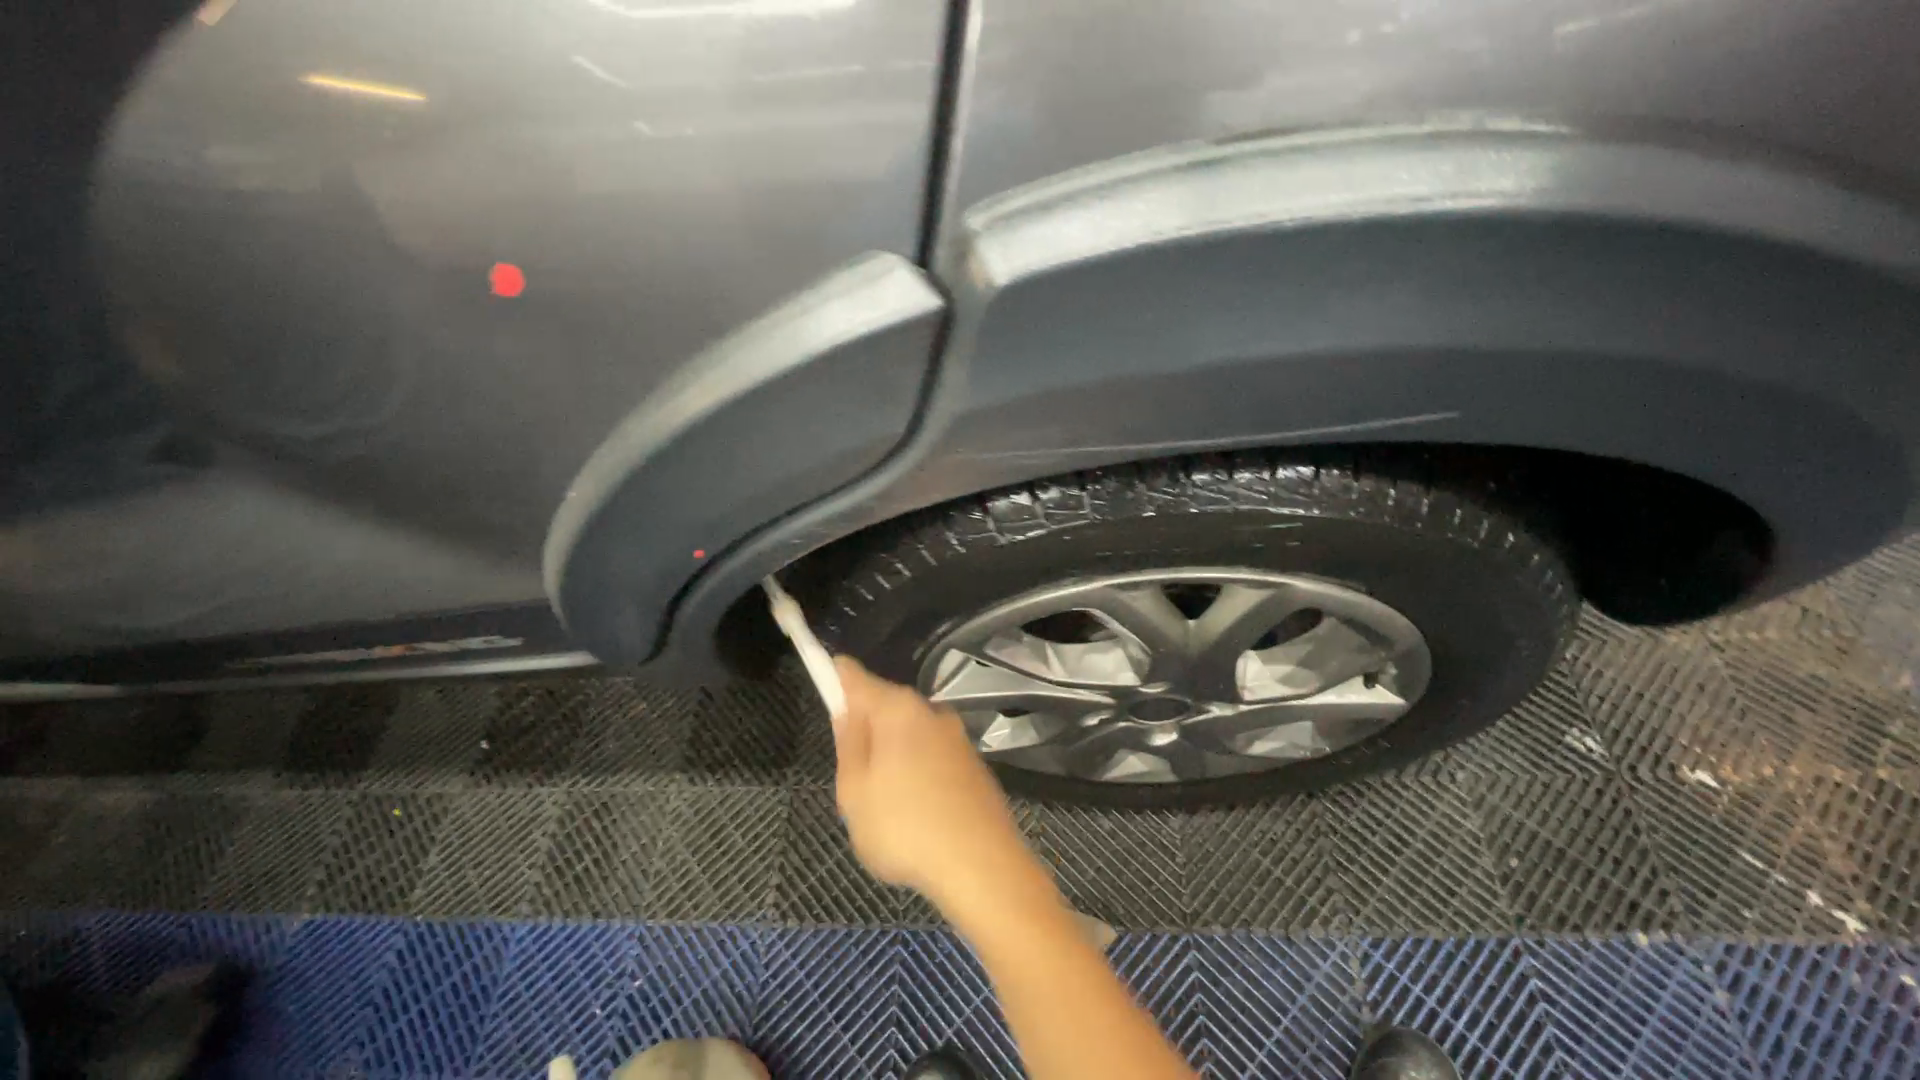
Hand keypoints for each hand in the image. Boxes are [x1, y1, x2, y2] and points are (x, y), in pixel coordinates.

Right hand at [830, 656, 1056, 916]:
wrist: (982, 867)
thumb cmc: (904, 828)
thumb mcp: (854, 792)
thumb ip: (848, 744)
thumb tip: (848, 712)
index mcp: (897, 710)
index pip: (854, 677)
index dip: (834, 679)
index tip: (823, 686)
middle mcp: (931, 712)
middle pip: (885, 707)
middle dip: (866, 732)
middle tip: (852, 780)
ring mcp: (957, 738)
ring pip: (910, 736)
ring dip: (893, 758)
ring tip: (886, 809)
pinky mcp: (975, 766)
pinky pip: (933, 759)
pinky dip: (919, 776)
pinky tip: (917, 817)